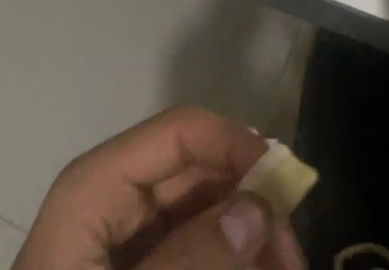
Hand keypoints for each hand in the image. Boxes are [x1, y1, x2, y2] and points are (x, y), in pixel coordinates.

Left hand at [14, 106, 304, 269]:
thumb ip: (190, 258)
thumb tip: (257, 207)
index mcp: (96, 187)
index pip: (179, 131)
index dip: (236, 145)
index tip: (287, 187)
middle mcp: (115, 200)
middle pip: (200, 172)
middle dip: (253, 205)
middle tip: (292, 258)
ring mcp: (130, 238)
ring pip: (208, 213)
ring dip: (250, 239)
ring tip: (283, 268)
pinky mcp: (145, 265)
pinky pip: (198, 249)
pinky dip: (232, 262)